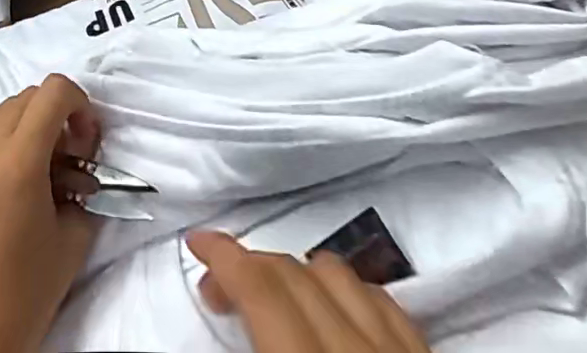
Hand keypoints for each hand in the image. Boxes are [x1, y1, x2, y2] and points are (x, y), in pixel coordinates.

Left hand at [0, 74, 102, 352]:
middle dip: (56, 117)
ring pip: (0, 115)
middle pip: (26, 98)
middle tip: (70, 159)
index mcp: (17, 160)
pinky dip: (2, 145)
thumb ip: (83, 189)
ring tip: (41, 176)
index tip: (87, 142)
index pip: (52, 92)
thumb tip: (79, 169)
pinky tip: (11, 189)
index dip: (80, 105)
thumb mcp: (73, 239)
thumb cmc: (24, 292)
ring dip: (28, 129)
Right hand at [188, 230, 430, 352]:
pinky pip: (389, 306)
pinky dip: (352, 293)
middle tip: (219, 286)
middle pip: (297, 273)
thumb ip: (252, 344)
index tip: (197, 243)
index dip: (223, 256)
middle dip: (249, 263)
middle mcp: (360, 351)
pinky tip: (337, 309)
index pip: (262, 288)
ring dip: (300, 271)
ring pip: (343, 277)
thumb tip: (221, 302)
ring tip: (275, 294)